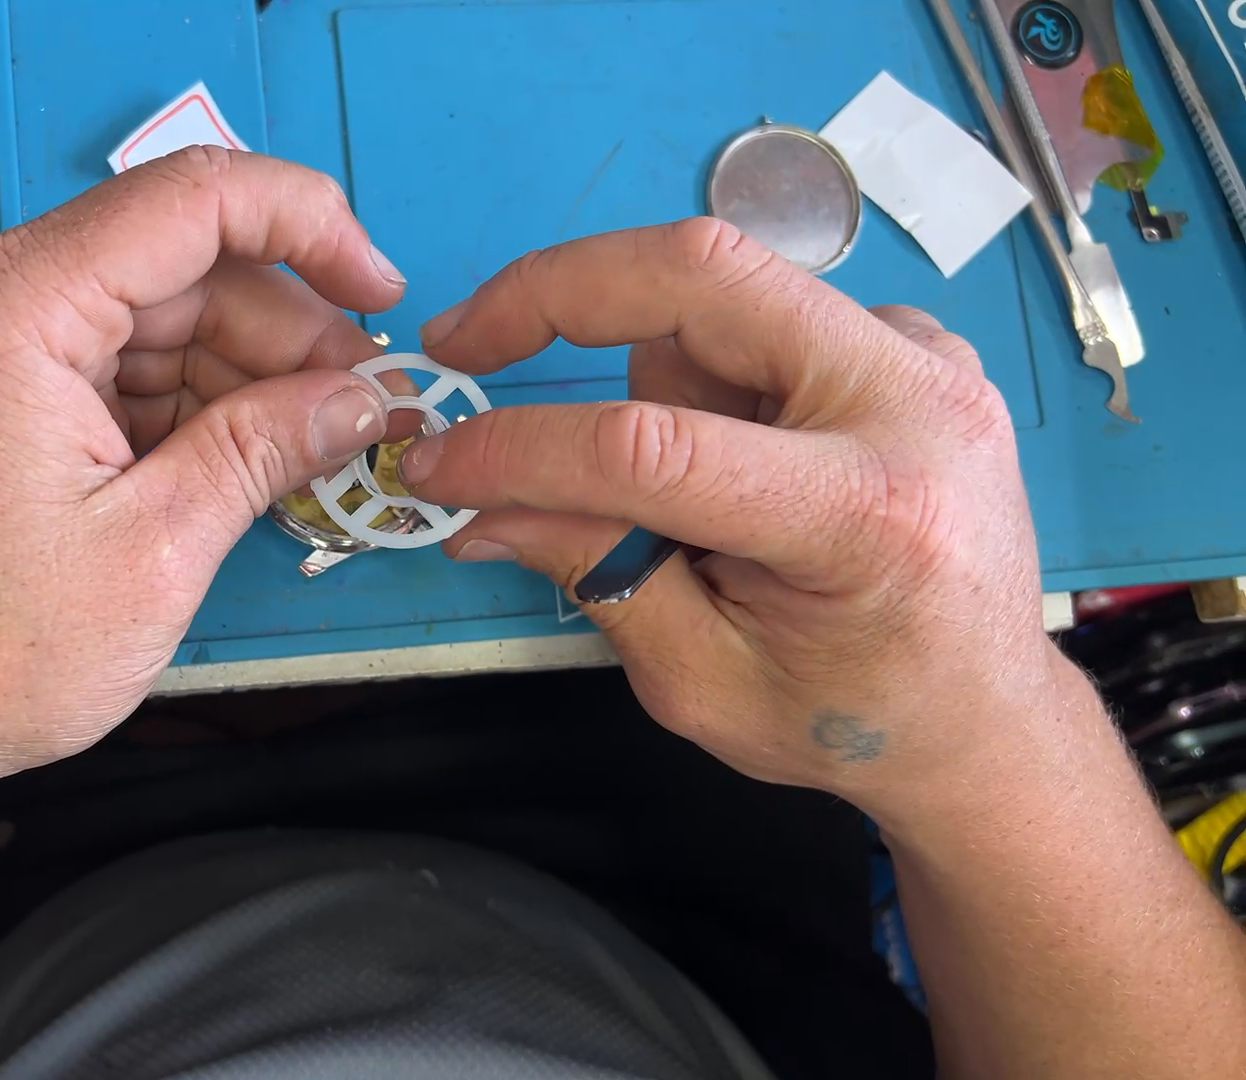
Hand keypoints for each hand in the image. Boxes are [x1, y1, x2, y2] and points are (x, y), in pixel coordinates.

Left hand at [0, 150, 404, 933]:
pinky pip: (101, 370)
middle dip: (283, 336)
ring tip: (309, 444)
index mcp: (8, 307)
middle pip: (173, 272)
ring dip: (237, 379)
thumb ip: (266, 449)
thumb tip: (366, 398)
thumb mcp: (155, 552)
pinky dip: (177, 408)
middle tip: (362, 406)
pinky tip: (234, 457)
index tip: (383, 290)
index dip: (309, 227)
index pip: (192, 202)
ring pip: (144, 325)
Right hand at [397, 219, 1090, 819]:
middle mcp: (907, 398)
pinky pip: (744, 316)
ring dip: (638, 376)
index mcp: (863, 516)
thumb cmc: (837, 717)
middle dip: (550, 294)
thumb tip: (472, 514)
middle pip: (699, 273)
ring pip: (711, 294)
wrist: (980, 715)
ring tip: (667, 489)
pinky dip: (687, 373)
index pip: (646, 449)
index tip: (430, 465)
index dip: (514, 450)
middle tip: (457, 342)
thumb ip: (587, 573)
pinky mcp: (899, 341)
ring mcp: (916, 352)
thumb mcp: (691, 677)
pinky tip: (724, 453)